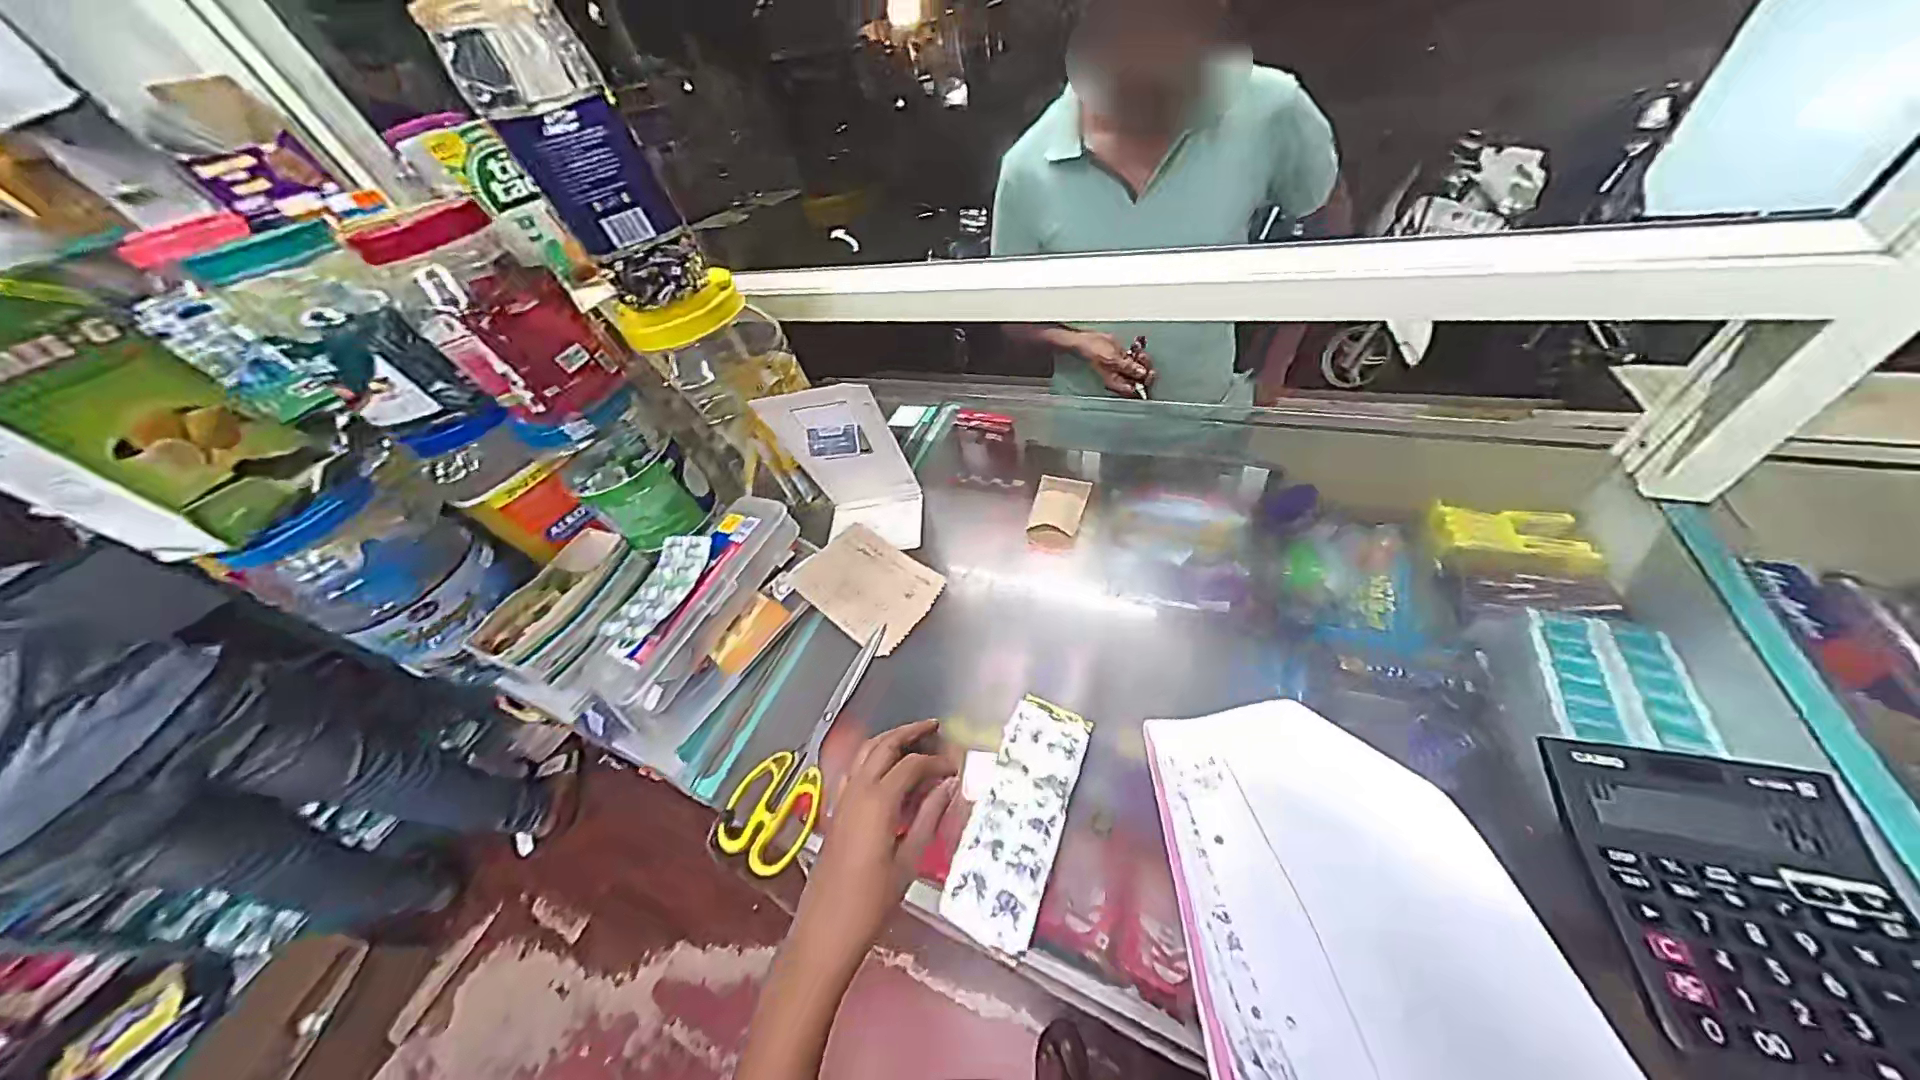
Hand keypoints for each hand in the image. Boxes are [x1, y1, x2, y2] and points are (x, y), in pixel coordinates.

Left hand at [789, 720, 958, 972]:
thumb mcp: (909, 860)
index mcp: (878, 800)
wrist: (826, 930)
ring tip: (912, 739)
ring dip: (888, 740)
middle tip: (933, 727)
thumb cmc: (872, 901)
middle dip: (909, 732)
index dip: (936, 762)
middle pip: (883, 745)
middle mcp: (857, 790)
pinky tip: (885, 768)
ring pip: (865, 752)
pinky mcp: (835, 809)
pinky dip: (872, 757)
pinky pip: (854, 769)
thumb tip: (947, 786)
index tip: (954, 769)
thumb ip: (929, 817)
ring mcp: (842, 798)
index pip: (912, 764)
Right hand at [1063, 330, 1154, 396]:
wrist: (1088, 340)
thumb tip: (1142, 373)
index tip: (1149, 373)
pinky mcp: (1124, 359)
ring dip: (1143, 361)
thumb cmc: (1095, 352)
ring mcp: (1123, 368)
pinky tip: (1137, 350)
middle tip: (1144, 361)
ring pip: (1140, 369)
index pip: (1135, 390)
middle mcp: (1121, 378)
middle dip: (1145, 370)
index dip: (1144, 383)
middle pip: (1140, 380)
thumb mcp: (1112, 360)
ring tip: (1139, 353)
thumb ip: (1128, 367)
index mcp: (1117, 382)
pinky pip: (1136, 360)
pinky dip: (1139, 356)